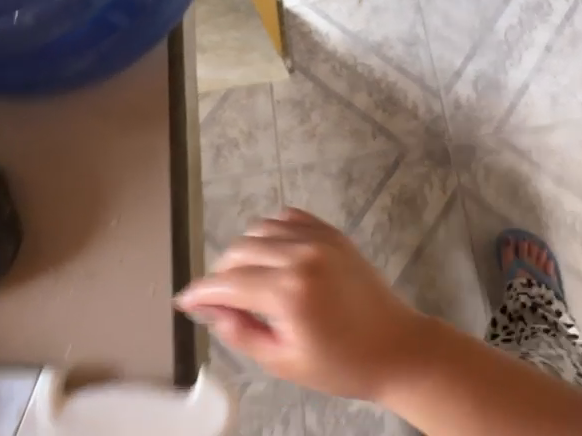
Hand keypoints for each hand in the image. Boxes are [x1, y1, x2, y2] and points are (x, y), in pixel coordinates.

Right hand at [175, 207, 433, 400]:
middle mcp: (301, 255)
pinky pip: (288, 218)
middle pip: (239, 250)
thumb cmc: (344, 363)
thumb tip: (213, 312)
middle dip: (221, 274)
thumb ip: (243, 333)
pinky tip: (272, 255)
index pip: (229, 282)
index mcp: (289, 291)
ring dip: (244, 252)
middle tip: (218, 299)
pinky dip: (272, 232)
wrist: (396, 347)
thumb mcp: (284, 362)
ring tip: (246, 281)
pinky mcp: (332, 232)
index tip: (185, 300)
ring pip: (260, 230)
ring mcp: (319, 238)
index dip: (202, 291)